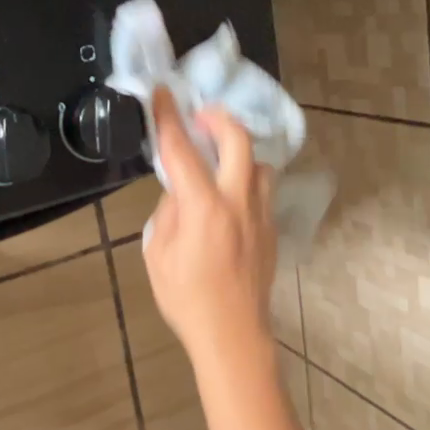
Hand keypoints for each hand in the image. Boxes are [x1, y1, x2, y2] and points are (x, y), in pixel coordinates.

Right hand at [142, 89, 277, 362]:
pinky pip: (264, 190)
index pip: (183, 150)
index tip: (164, 93)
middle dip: (219, 118)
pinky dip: (248, 180)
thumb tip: (179, 191)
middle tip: (201, 116)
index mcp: (203, 207)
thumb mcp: (158, 255)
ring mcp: (261, 214)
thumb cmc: (186, 300)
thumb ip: (168, 214)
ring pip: (260, 164)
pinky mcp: (272, 229)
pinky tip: (232, 195)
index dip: (169, 117)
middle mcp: (238, 201)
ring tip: (220, 159)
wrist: (233, 335)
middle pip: (238, 140)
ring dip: (240, 152)